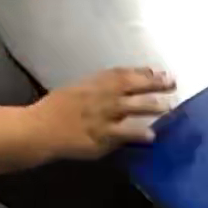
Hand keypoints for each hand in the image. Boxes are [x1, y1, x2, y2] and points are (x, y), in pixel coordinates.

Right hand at [27, 67, 174, 159]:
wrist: (34, 130)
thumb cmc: (62, 111)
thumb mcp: (81, 91)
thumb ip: (107, 86)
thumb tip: (140, 77)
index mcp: (90, 86)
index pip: (117, 74)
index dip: (141, 72)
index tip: (162, 72)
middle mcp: (96, 97)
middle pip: (125, 86)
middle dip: (150, 83)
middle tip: (172, 83)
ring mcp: (98, 116)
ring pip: (125, 107)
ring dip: (148, 105)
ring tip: (168, 106)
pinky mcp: (99, 135)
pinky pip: (120, 133)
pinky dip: (136, 133)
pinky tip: (152, 135)